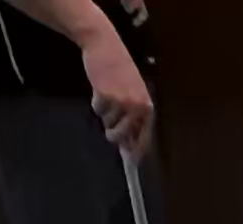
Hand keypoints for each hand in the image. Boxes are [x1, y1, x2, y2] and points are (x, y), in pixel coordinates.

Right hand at [82, 32, 152, 156]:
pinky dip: (96, 103)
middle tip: (109, 133)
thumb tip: (128, 144)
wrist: (104, 43)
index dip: (137, 151)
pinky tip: (100, 89)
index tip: (132, 162)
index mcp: (147, 108)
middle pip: (122, 136)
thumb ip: (134, 118)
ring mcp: (121, 102)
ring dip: (105, 115)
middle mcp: (136, 107)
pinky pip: (97, 111)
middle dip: (114, 136)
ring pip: (108, 123)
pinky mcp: (105, 95)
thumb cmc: (120, 70)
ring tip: (108, 97)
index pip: (144, 138)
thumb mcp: (134, 93)